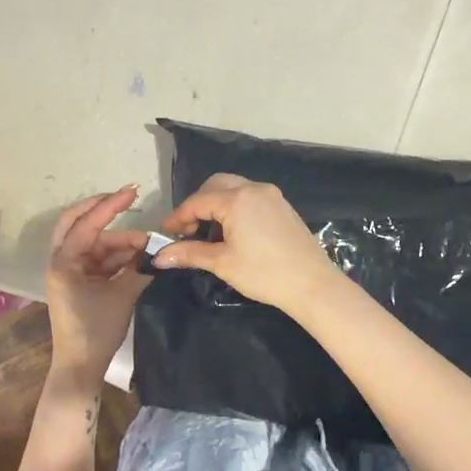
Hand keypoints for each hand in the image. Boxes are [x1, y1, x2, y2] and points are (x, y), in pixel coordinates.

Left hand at [44, 186, 150, 387]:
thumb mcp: (122, 296)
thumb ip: (138, 268)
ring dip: (119, 242)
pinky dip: (117, 257)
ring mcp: (69, 273)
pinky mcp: (79, 285)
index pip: (86, 223)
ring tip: (147, 246)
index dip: (110, 205)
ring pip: (93, 244)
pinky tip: (139, 258)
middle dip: (104, 211)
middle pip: (79, 224)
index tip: (133, 192)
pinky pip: (98, 261)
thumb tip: (155, 251)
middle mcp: (61, 262)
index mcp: (63, 262)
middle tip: (129, 200)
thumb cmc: (96, 331)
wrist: (81, 366)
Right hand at [151, 173, 339, 308]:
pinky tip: (232, 233)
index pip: (197, 201)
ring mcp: (272, 196)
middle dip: (197, 205)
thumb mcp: (222, 263)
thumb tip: (159, 256)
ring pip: (234, 189)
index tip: (165, 235)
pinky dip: (234, 208)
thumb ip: (190, 254)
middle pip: (216, 186)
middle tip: (187, 231)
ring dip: (216, 205)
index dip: (178, 218)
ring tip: (208, 234)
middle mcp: (254, 189)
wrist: (311, 284)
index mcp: (237, 199)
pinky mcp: (282, 207)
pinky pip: (250, 198)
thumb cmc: (263, 274)